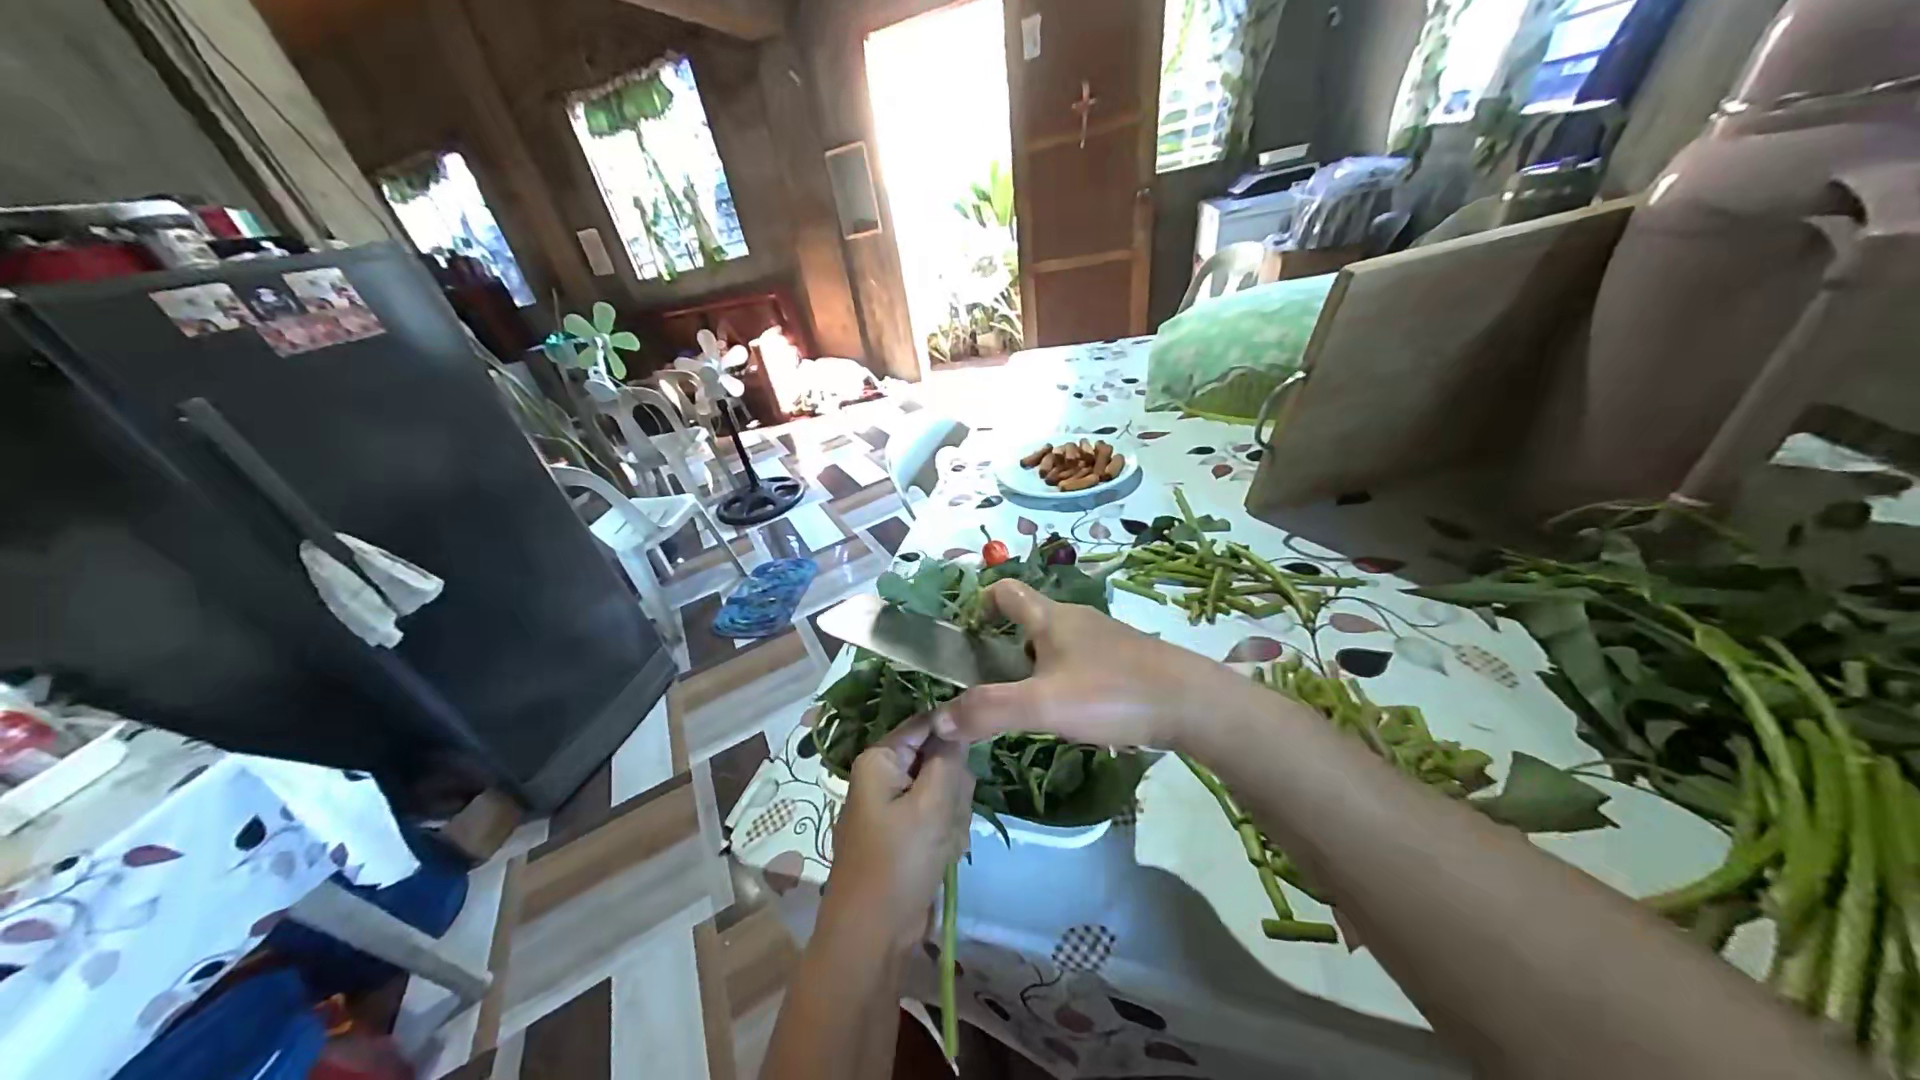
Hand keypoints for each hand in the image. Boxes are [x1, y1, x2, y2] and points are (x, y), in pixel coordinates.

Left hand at [827, 717, 974, 947]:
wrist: (873, 935)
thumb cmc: (899, 862)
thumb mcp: (932, 804)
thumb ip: (949, 758)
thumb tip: (958, 722)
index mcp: (880, 759)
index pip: (926, 724)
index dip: (955, 732)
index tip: (982, 746)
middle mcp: (884, 776)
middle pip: (939, 759)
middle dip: (953, 789)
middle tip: (948, 817)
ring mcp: (895, 807)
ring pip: (945, 792)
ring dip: (953, 817)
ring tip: (943, 844)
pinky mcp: (906, 834)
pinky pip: (939, 819)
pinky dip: (947, 836)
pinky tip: (942, 858)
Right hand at [932, 579, 1291, 751]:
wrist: (1193, 704)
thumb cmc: (1112, 693)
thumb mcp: (1042, 705)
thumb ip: (988, 711)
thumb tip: (938, 721)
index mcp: (1051, 618)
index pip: (1007, 592)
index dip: (982, 604)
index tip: (968, 633)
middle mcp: (1078, 620)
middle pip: (1031, 620)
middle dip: (1006, 643)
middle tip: (992, 681)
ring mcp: (1107, 640)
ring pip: (1059, 644)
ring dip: (1037, 664)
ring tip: (1029, 704)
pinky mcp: (1128, 662)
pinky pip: (1084, 663)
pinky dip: (1066, 679)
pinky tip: (1074, 713)